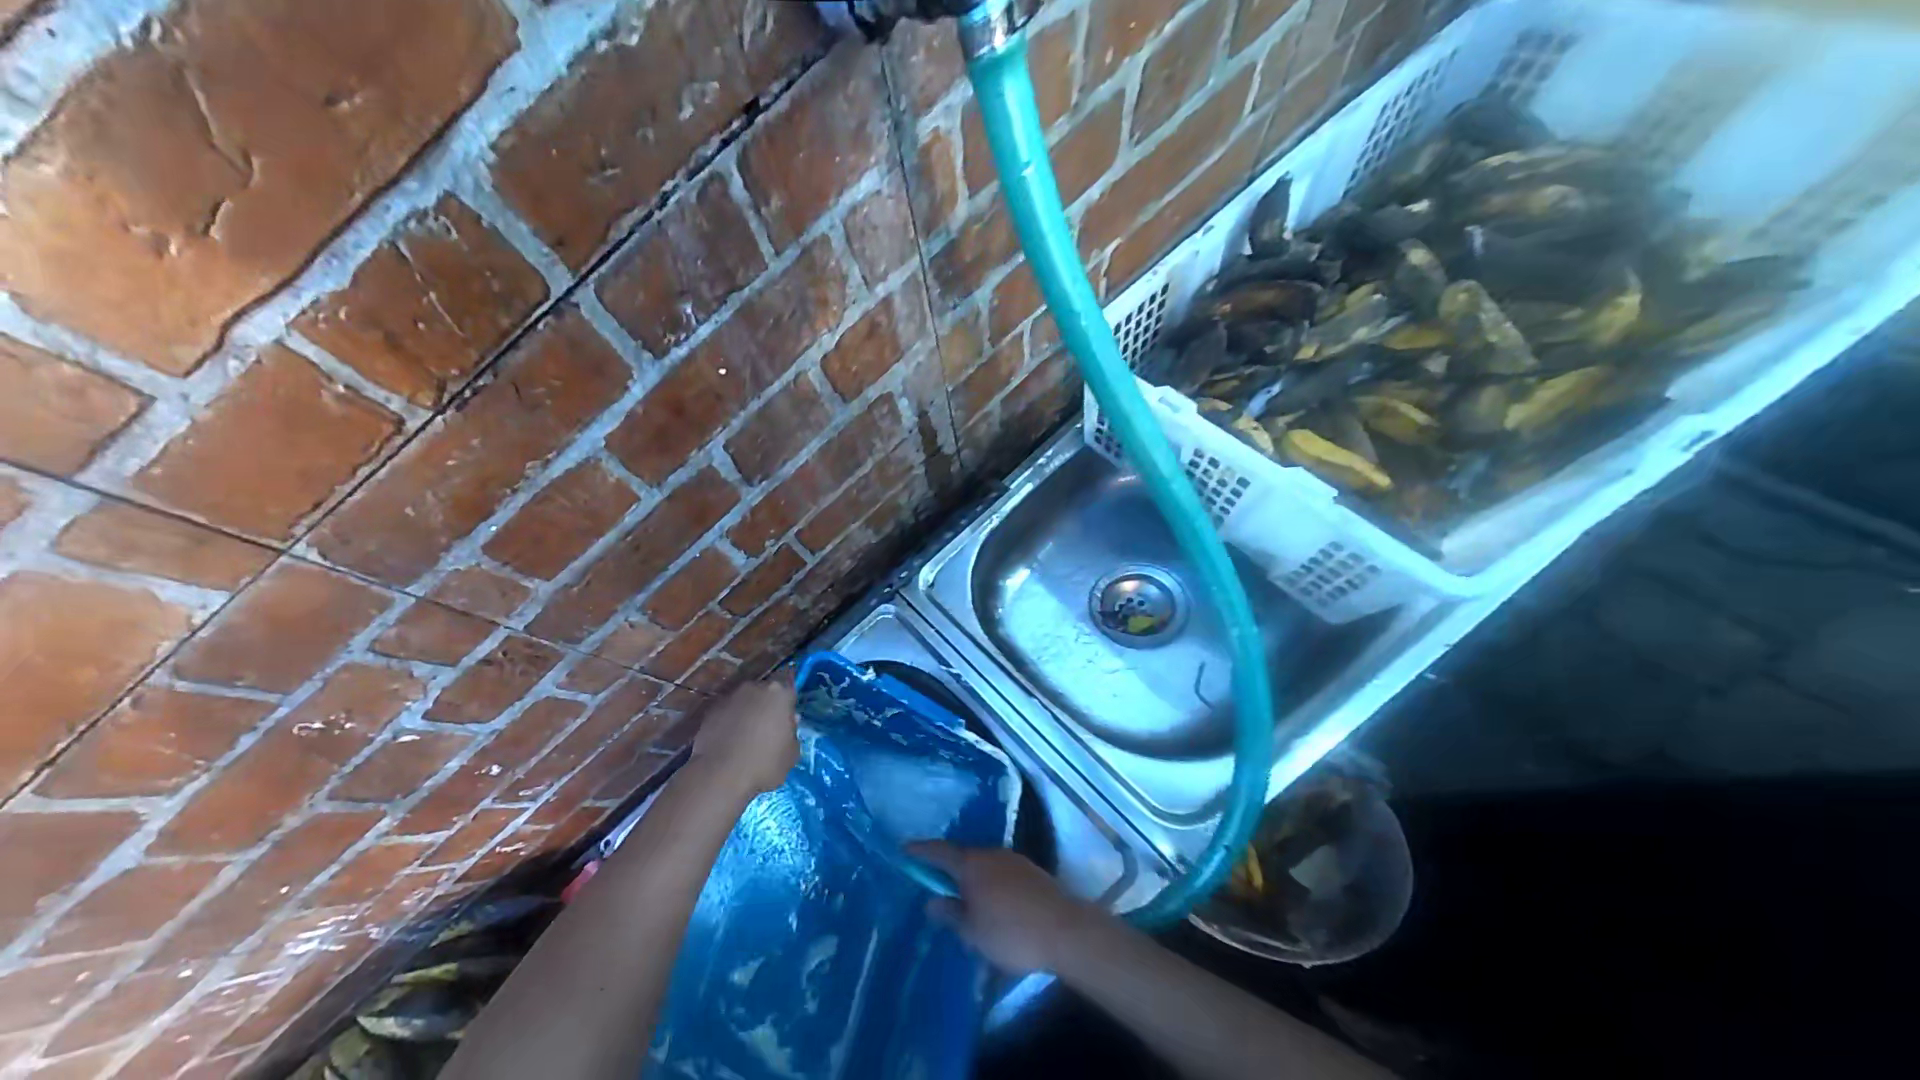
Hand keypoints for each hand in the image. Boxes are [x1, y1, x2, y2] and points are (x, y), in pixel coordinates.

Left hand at [688, 680, 797, 797]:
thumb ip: (792, 733)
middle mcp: (754, 688)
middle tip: (768, 728)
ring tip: (745, 737)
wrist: (719, 775)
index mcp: (779, 693)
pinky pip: (726, 712)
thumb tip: (787, 723)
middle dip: (767, 705)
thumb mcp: (792, 754)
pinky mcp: (710, 710)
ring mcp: (730, 697)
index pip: (789, 686)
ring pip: (744, 701)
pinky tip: (728, 742)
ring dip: (747, 712)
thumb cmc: (764, 763)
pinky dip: (729, 722)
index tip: (787, 716)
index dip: (788, 701)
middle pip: (765, 692)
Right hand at [910, 842, 1090, 974]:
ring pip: (984, 863)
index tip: (905, 848)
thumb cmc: (1011, 932)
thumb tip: (932, 901)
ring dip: (972, 876)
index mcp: (972, 864)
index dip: (921, 850)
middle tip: (934, 878)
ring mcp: (1014, 860)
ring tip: (964, 895)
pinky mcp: (1032, 872)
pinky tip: (991, 901)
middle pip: (963, 855)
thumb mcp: (972, 932)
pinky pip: (1001, 872)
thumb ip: (950, 914)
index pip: (939, 851)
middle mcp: (992, 854)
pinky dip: (990, 882)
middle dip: (948, 866)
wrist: (1065, 931)